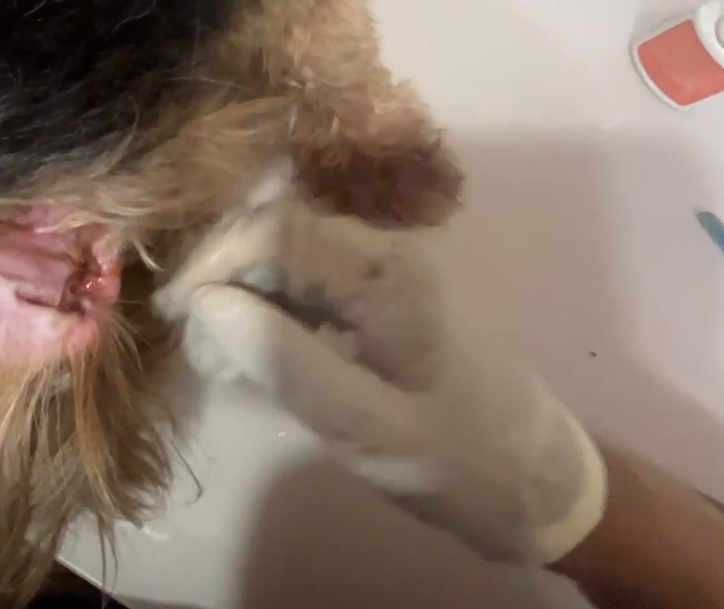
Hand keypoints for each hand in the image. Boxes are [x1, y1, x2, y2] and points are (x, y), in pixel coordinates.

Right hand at [168, 200, 606, 564]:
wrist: (546, 491)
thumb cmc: (461, 464)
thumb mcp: (370, 429)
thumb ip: (287, 362)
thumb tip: (208, 304)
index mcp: (384, 276)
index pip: (274, 232)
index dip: (213, 260)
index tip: (177, 310)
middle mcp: (378, 254)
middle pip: (271, 232)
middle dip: (217, 274)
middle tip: (185, 331)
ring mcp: (374, 271)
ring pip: (278, 254)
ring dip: (233, 290)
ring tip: (208, 346)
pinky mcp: (369, 295)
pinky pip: (296, 281)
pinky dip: (258, 306)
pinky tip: (242, 348)